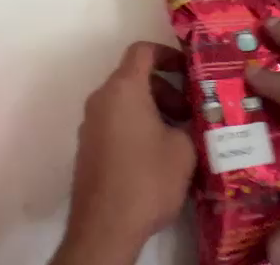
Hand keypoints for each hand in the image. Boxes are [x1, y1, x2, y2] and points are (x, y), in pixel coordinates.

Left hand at [51, 41, 196, 264]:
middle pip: (134, 77)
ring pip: (124, 102)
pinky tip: (156, 157)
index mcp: (123, 88)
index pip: (142, 50)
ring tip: (177, 138)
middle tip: (189, 113)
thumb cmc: (146, 179)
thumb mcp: (183, 150)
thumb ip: (190, 125)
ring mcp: (90, 124)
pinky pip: (114, 123)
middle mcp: (101, 98)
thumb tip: (191, 121)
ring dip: (151, 110)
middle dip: (165, 89)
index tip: (188, 70)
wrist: (104, 229)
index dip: (167, 53)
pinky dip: (135, 127)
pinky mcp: (87, 148)